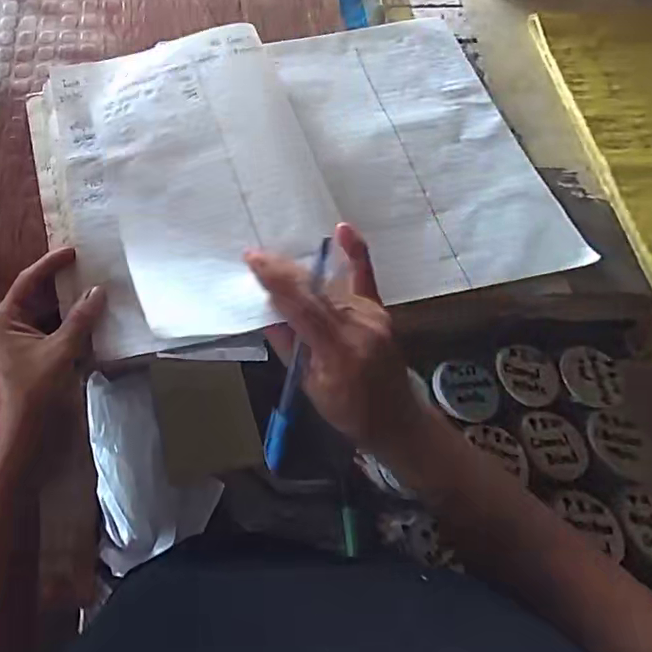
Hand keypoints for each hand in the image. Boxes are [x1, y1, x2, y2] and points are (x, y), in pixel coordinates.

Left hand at [0, 248, 105, 442]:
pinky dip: (83, 330)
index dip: (51, 264)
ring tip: (106, 289)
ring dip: (79, 308)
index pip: (28, 281)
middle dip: (69, 284)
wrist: (28, 446)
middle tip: (97, 267)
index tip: (75, 250)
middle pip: (44, 297)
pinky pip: (66, 337)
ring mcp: (33, 347)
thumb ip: (80, 321)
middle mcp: (17, 329)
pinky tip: (105, 321)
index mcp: (7, 321)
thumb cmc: (34, 396)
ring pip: (58, 318)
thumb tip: (99, 290)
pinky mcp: (48, 364)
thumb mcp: (58, 354)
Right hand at [245, 223, 426, 452]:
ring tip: (271, 257)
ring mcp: (373, 315)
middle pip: (313, 290)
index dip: (275, 281)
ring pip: (328, 284)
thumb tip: (266, 309)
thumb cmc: (349, 411)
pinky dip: (355, 253)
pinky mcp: (381, 311)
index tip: (252, 261)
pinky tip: (343, 230)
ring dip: (298, 270)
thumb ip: (287, 344)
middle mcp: (360, 325)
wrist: (399, 422)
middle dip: (281, 271)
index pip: (301, 306)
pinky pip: (365, 277)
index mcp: (339, 349)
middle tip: (254, 256)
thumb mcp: (308, 384)